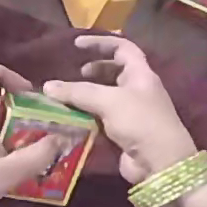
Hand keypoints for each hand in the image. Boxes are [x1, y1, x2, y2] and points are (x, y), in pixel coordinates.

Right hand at [43, 35, 197, 183]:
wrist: (160, 163)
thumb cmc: (140, 122)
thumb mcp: (109, 101)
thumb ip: (77, 92)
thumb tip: (47, 86)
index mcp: (141, 74)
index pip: (122, 48)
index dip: (100, 43)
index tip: (76, 45)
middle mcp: (137, 90)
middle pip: (114, 72)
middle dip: (93, 71)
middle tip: (75, 75)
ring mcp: (131, 112)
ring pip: (105, 97)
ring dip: (86, 96)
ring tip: (68, 99)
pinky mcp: (123, 133)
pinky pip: (101, 118)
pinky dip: (86, 117)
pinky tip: (71, 120)